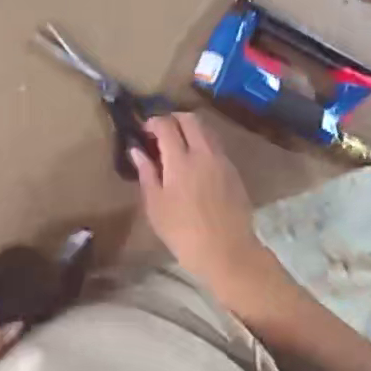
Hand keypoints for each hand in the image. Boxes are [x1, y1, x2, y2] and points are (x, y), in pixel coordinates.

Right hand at [130, 112, 292, 309]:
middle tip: (160, 134)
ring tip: (177, 146)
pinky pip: (216, 145)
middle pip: (190, 118)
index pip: (166, 124)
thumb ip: (146, 172)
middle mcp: (203, 153)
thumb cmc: (183, 231)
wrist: (228, 252)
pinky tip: (195, 163)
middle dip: (173, 118)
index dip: (152, 122)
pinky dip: (202, 143)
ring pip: (206, 129)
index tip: (144, 132)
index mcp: (180, 160)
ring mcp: (222, 160)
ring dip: (189, 129)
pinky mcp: (233, 171)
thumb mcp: (155, 205)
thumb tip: (137, 150)